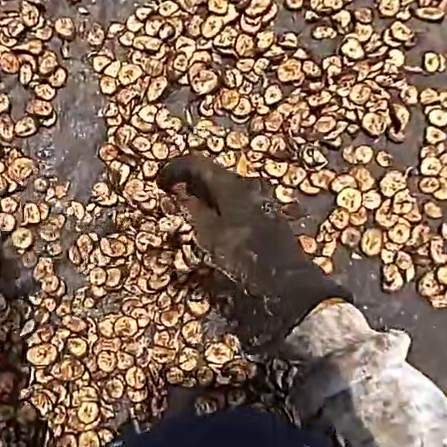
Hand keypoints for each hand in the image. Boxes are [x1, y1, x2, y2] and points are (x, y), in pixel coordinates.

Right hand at [158, 155, 350, 342]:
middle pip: (214, 175)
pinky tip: (211, 222)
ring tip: (188, 210)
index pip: (199, 165)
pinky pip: (236, 202)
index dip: (176, 170)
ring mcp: (261, 199)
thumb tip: (180, 190)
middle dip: (191, 182)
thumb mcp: (209, 234)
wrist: (286, 282)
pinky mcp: (267, 215)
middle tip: (171, 194)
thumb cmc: (243, 256)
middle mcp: (249, 185)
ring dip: (205, 196)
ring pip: (225, 189)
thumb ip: (193, 209)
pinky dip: (219, 206)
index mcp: (232, 185)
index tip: (160, 181)